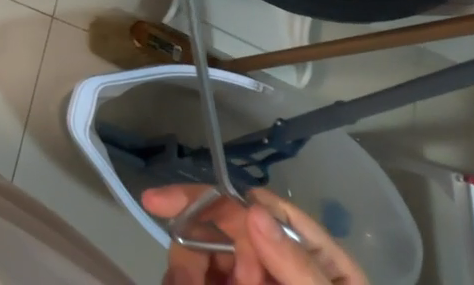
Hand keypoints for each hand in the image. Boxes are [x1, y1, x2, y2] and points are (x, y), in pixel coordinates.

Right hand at [141, 185, 367, 284]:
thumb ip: (299, 268)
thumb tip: (254, 211)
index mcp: (314, 257)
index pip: (260, 208)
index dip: (210, 199)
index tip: (159, 204)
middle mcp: (279, 262)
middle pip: (219, 229)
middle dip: (191, 249)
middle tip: (179, 281)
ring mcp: (254, 282)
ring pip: (201, 256)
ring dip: (184, 272)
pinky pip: (198, 279)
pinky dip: (182, 281)